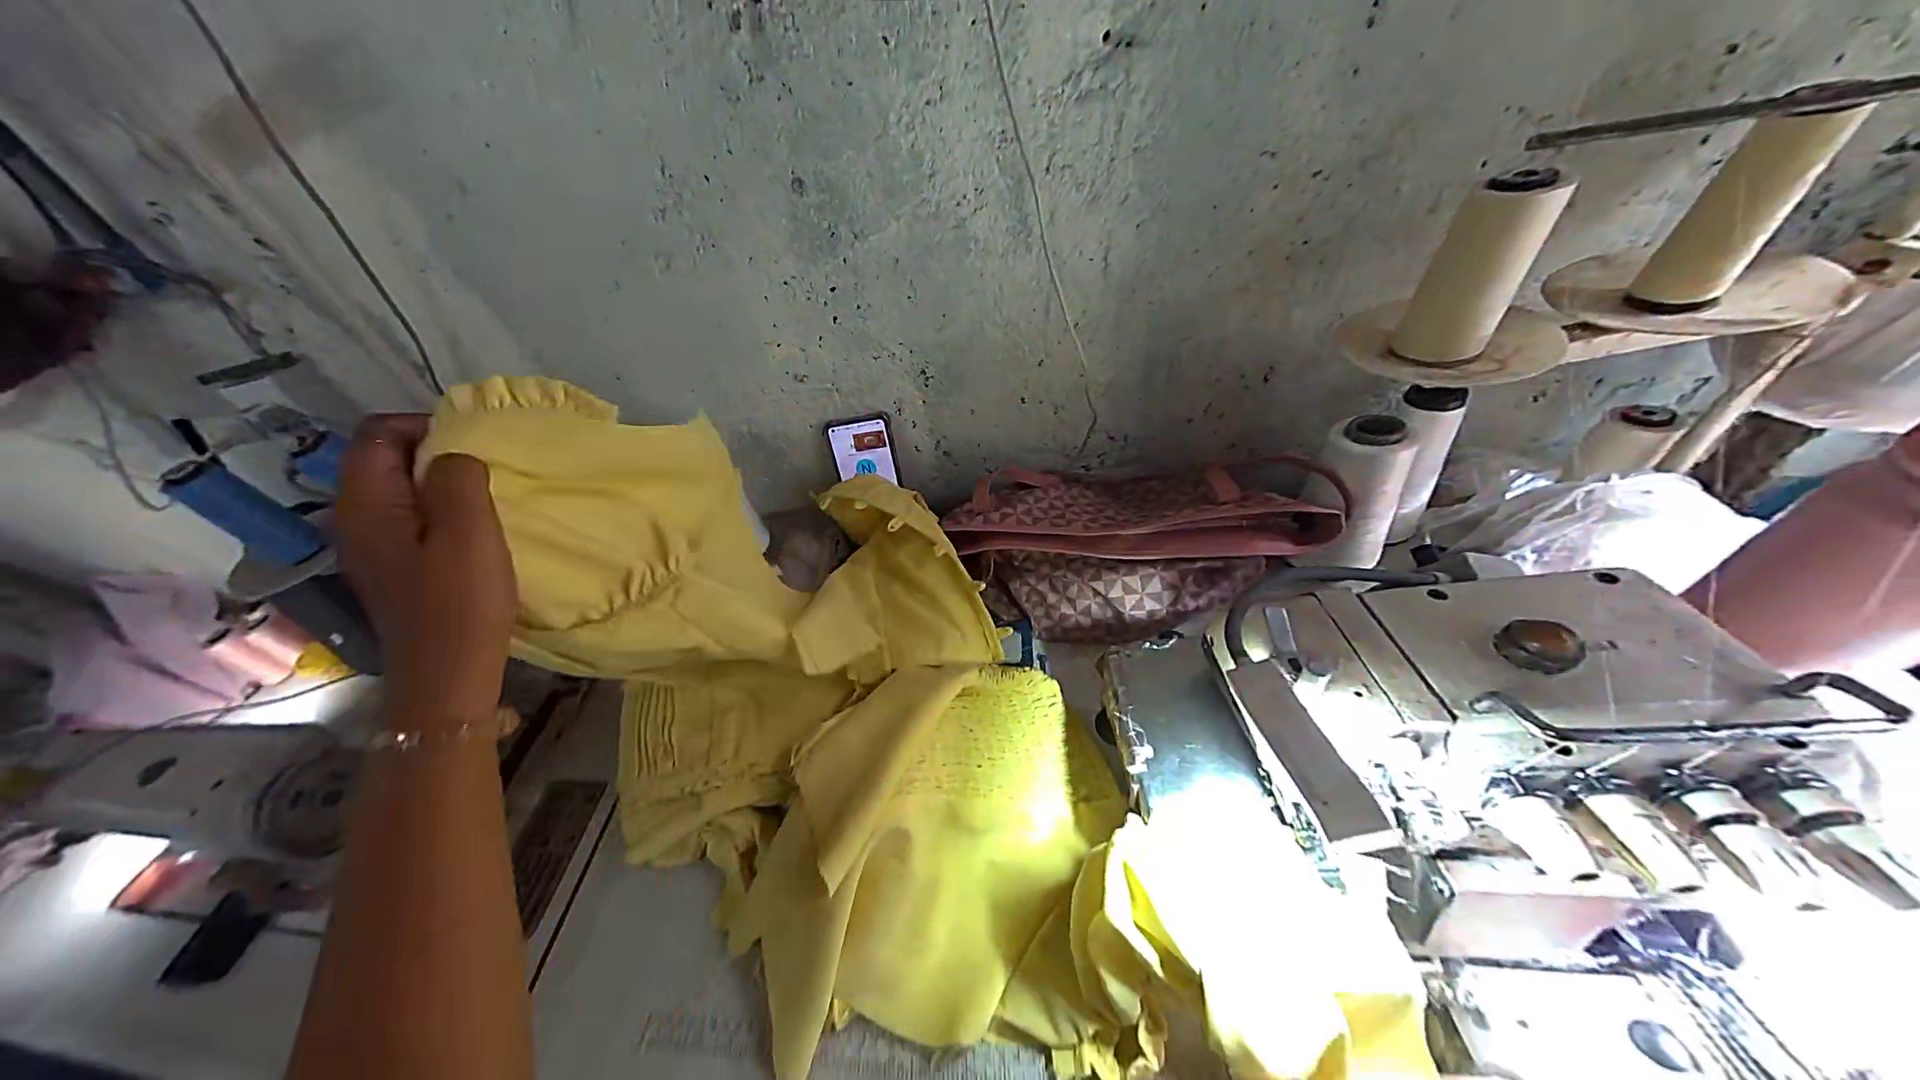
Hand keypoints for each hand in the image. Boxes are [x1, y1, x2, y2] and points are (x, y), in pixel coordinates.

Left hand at [335, 415, 516, 733]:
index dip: (425, 426)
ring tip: (487, 501)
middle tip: (488, 473)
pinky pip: (413, 520)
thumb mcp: (469, 531)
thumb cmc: (461, 601)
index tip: (475, 446)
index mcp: (364, 504)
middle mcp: (354, 520)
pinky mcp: (395, 568)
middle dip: (437, 454)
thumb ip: (458, 477)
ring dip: (444, 486)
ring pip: (403, 492)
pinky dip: (443, 513)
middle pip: (386, 460)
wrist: (449, 675)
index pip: (377, 434)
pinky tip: (475, 534)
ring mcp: (372, 547)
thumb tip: (455, 457)